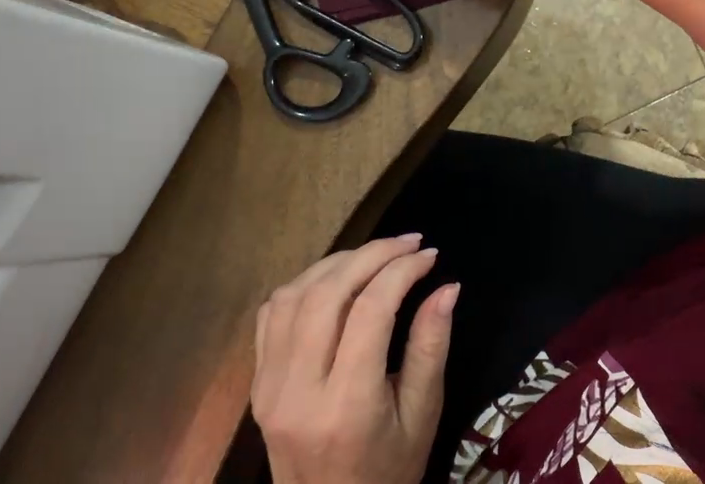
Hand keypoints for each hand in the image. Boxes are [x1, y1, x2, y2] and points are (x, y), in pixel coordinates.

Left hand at [251, 235, 457, 483]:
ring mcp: (268, 387)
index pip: (371, 311)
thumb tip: (447, 287)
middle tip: (409, 242)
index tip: (432, 255)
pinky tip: (337, 279)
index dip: (403, 271)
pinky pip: (271, 316)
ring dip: (338, 263)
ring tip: (377, 255)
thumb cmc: (388, 468)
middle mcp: (298, 391)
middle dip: (372, 255)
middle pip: (328, 294)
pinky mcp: (257, 385)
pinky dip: (304, 284)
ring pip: (294, 296)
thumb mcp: (423, 413)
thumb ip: (431, 347)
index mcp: (347, 403)